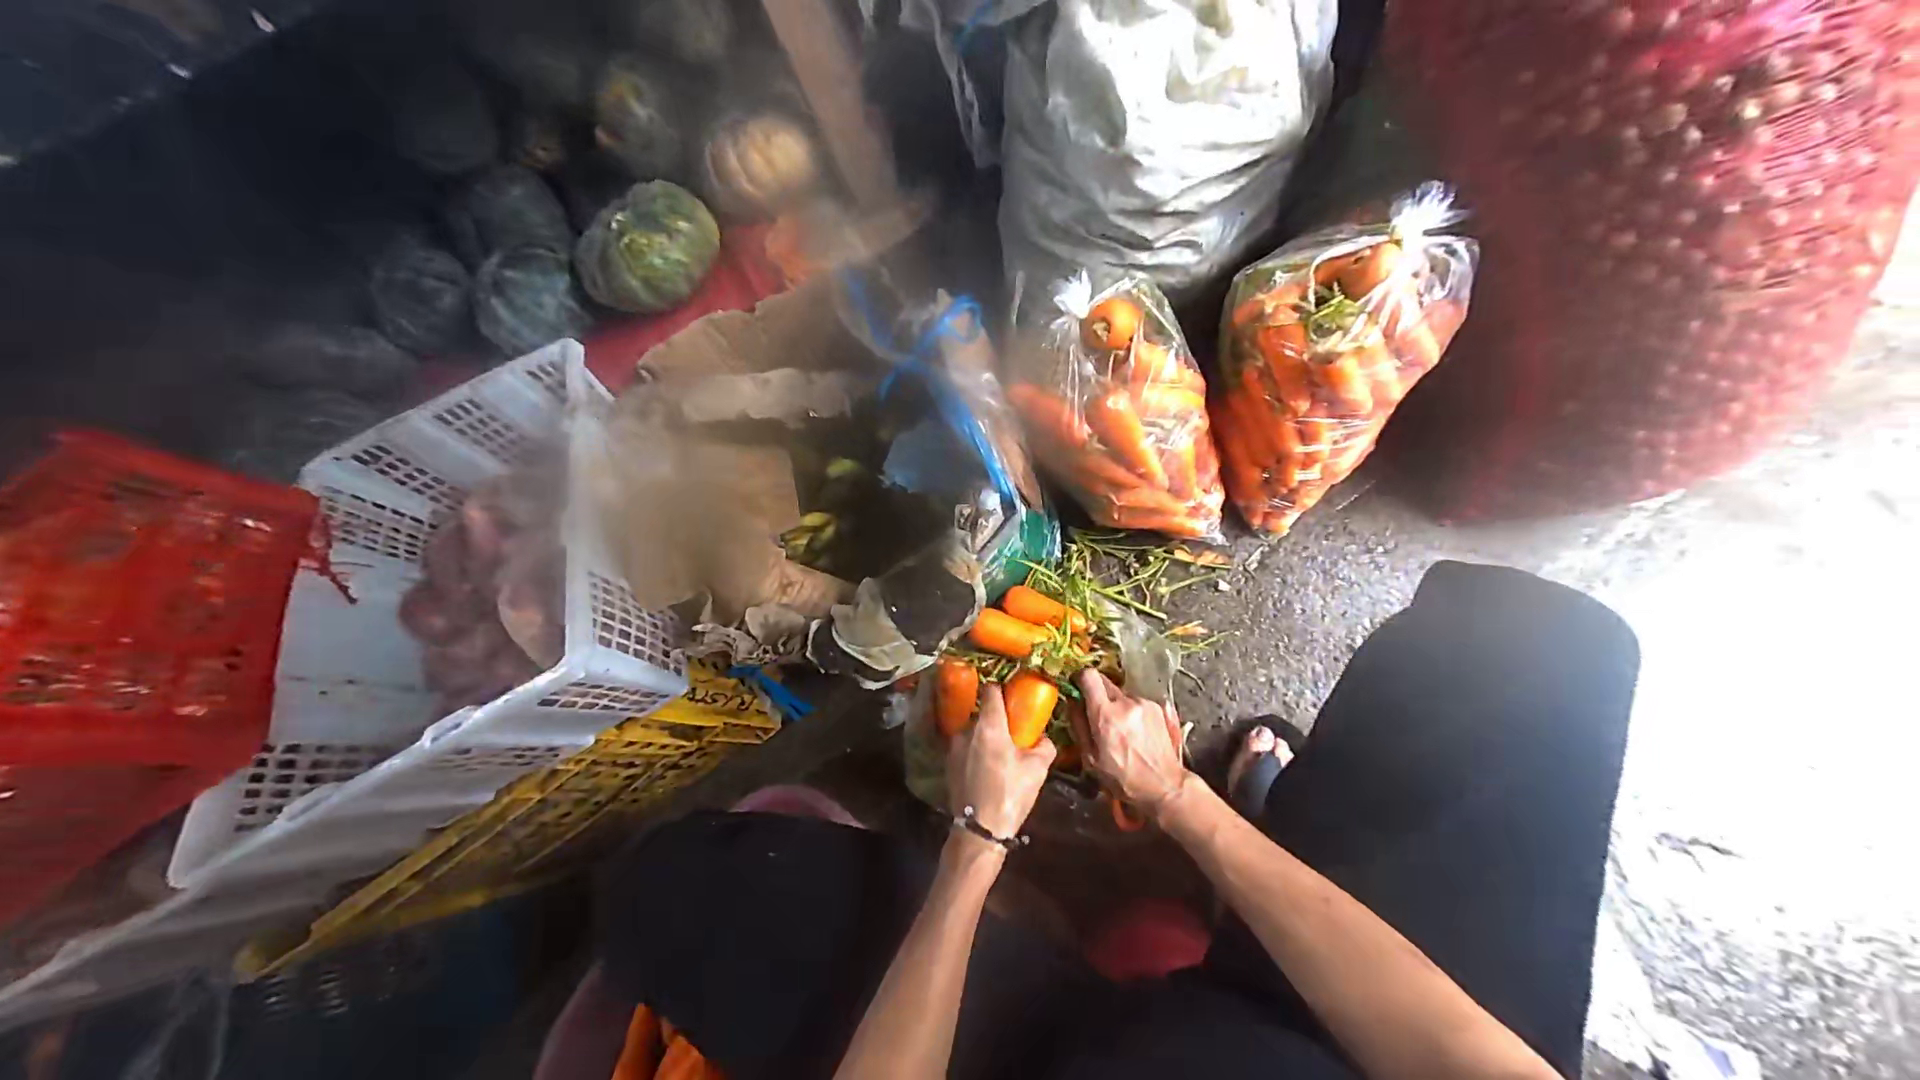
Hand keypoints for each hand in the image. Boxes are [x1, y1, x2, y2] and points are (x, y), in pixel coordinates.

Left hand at [948, 683, 1056, 838]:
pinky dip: (974, 752)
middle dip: (995, 719)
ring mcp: (953, 747)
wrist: (979, 829)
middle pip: (981, 712)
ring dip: (983, 737)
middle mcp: (967, 730)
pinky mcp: (948, 763)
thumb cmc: (1010, 794)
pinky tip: (985, 768)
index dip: (1002, 689)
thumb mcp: (1037, 770)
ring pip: (971, 732)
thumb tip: (1044, 738)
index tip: (1011, 696)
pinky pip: (964, 748)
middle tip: (1011, 731)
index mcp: (989, 725)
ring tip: (998, 754)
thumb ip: (1044, 746)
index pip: (991, 690)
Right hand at [1077, 670, 1188, 815]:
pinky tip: (1135, 732)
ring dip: (1116, 705)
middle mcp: (1125, 702)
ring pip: (1120, 693)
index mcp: (1105, 715)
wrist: (1164, 785)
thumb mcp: (1091, 758)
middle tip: (1098, 715)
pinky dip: (1131, 711)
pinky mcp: (1156, 708)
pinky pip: (1135, 702)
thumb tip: (1072, 702)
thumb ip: (1079, 725)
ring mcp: (1143, 703)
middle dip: (1097, 695)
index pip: (1089, 676)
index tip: (1078, 688)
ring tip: (1120, 730)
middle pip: (1104, 682)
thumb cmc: (1124, 779)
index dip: (1080, 679)